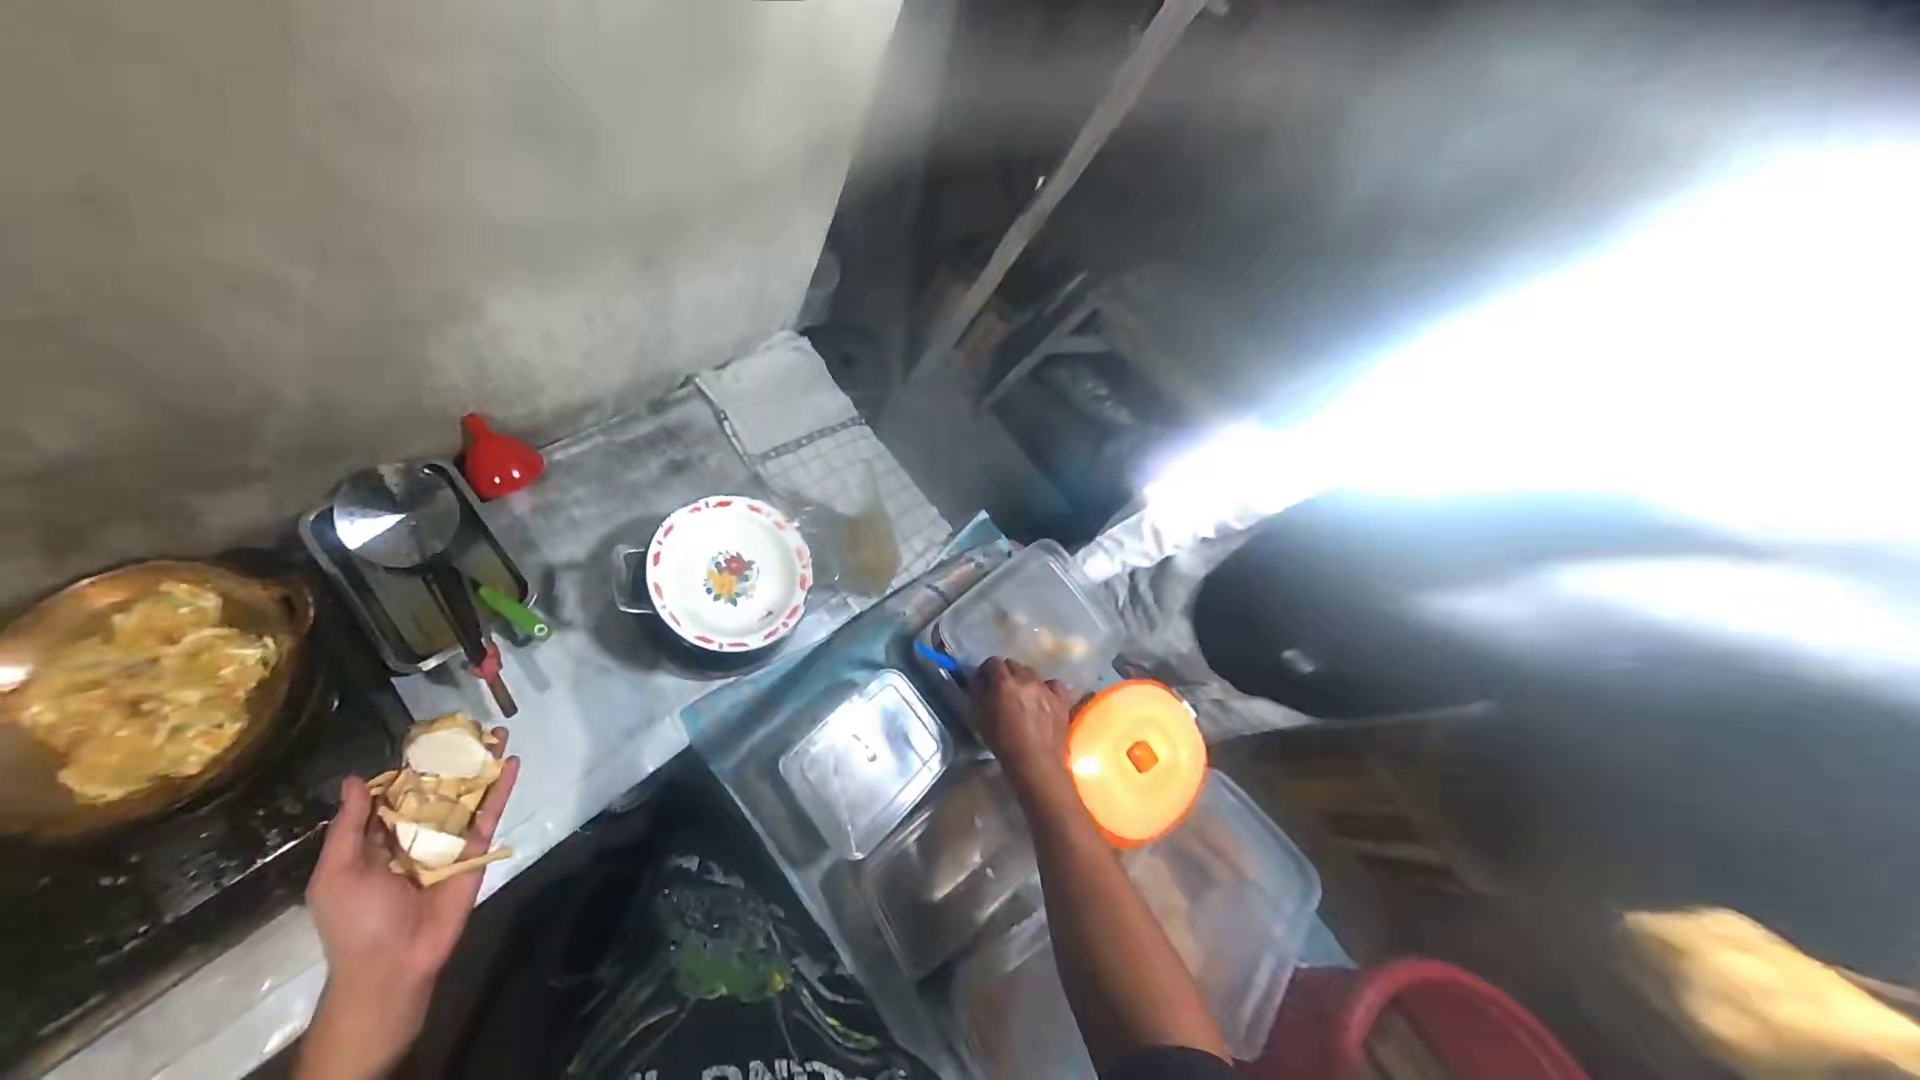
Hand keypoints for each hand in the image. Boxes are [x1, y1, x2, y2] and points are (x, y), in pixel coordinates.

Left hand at [295, 729, 518, 1079]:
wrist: (392, 961)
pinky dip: (502, 787)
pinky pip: (490, 813)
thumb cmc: (354, 919)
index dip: (412, 764)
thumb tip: (357, 779)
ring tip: (499, 733)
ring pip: (470, 793)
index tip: (427, 736)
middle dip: (456, 756)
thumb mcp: (335, 873)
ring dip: (484, 763)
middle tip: (471, 726)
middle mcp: (418, 832)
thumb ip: (349, 827)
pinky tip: (513, 763)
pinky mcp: (477, 848)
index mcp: (380, 837)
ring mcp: (451, 838)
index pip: (398, 792)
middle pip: (440, 786)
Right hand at [970, 657, 1076, 784]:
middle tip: (1002, 691)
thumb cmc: (1003, 744)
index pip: (993, 662)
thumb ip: (978, 693)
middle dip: (1006, 674)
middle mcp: (1026, 679)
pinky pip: (1054, 685)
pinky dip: (1047, 689)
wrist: (1036, 764)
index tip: (984, 681)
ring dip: (1025, 681)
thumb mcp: (981, 718)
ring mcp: (1046, 688)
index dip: (987, 670)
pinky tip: (1044, 699)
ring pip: (1033, 674)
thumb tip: (979, 680)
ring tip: (1023, 697)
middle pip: (1013, 665)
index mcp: (1004, 683)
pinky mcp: (1062, 699)